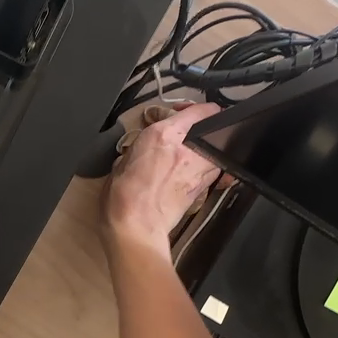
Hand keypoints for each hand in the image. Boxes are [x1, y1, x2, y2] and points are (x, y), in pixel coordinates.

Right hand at [103, 101, 222, 258]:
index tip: (185, 113)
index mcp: (163, 135)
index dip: (195, 108)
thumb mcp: (121, 164)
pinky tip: (191, 175)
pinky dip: (207, 169)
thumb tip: (141, 151)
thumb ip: (137, 150)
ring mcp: (198, 168)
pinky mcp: (202, 188)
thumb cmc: (122, 199)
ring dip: (207, 149)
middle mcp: (186, 147)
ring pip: (216, 149)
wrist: (135, 228)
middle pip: (212, 127)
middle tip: (188, 134)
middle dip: (203, 128)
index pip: (199, 109)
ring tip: (191, 156)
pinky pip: (213, 171)